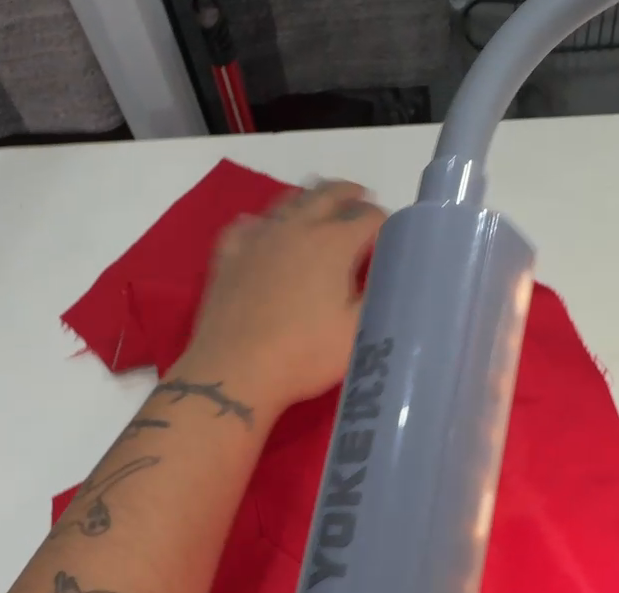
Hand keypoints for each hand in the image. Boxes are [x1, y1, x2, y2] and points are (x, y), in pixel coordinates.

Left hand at [172, 179, 387, 414]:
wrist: (236, 371)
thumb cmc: (304, 355)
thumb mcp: (357, 332)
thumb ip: (376, 295)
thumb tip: (385, 274)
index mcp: (333, 243)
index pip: (369, 218)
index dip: (384, 225)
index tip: (389, 238)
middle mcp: (296, 227)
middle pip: (328, 194)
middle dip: (350, 195)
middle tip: (360, 198)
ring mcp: (258, 237)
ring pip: (288, 202)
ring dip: (310, 200)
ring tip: (320, 208)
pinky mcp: (229, 254)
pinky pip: (249, 225)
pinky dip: (265, 223)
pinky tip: (266, 232)